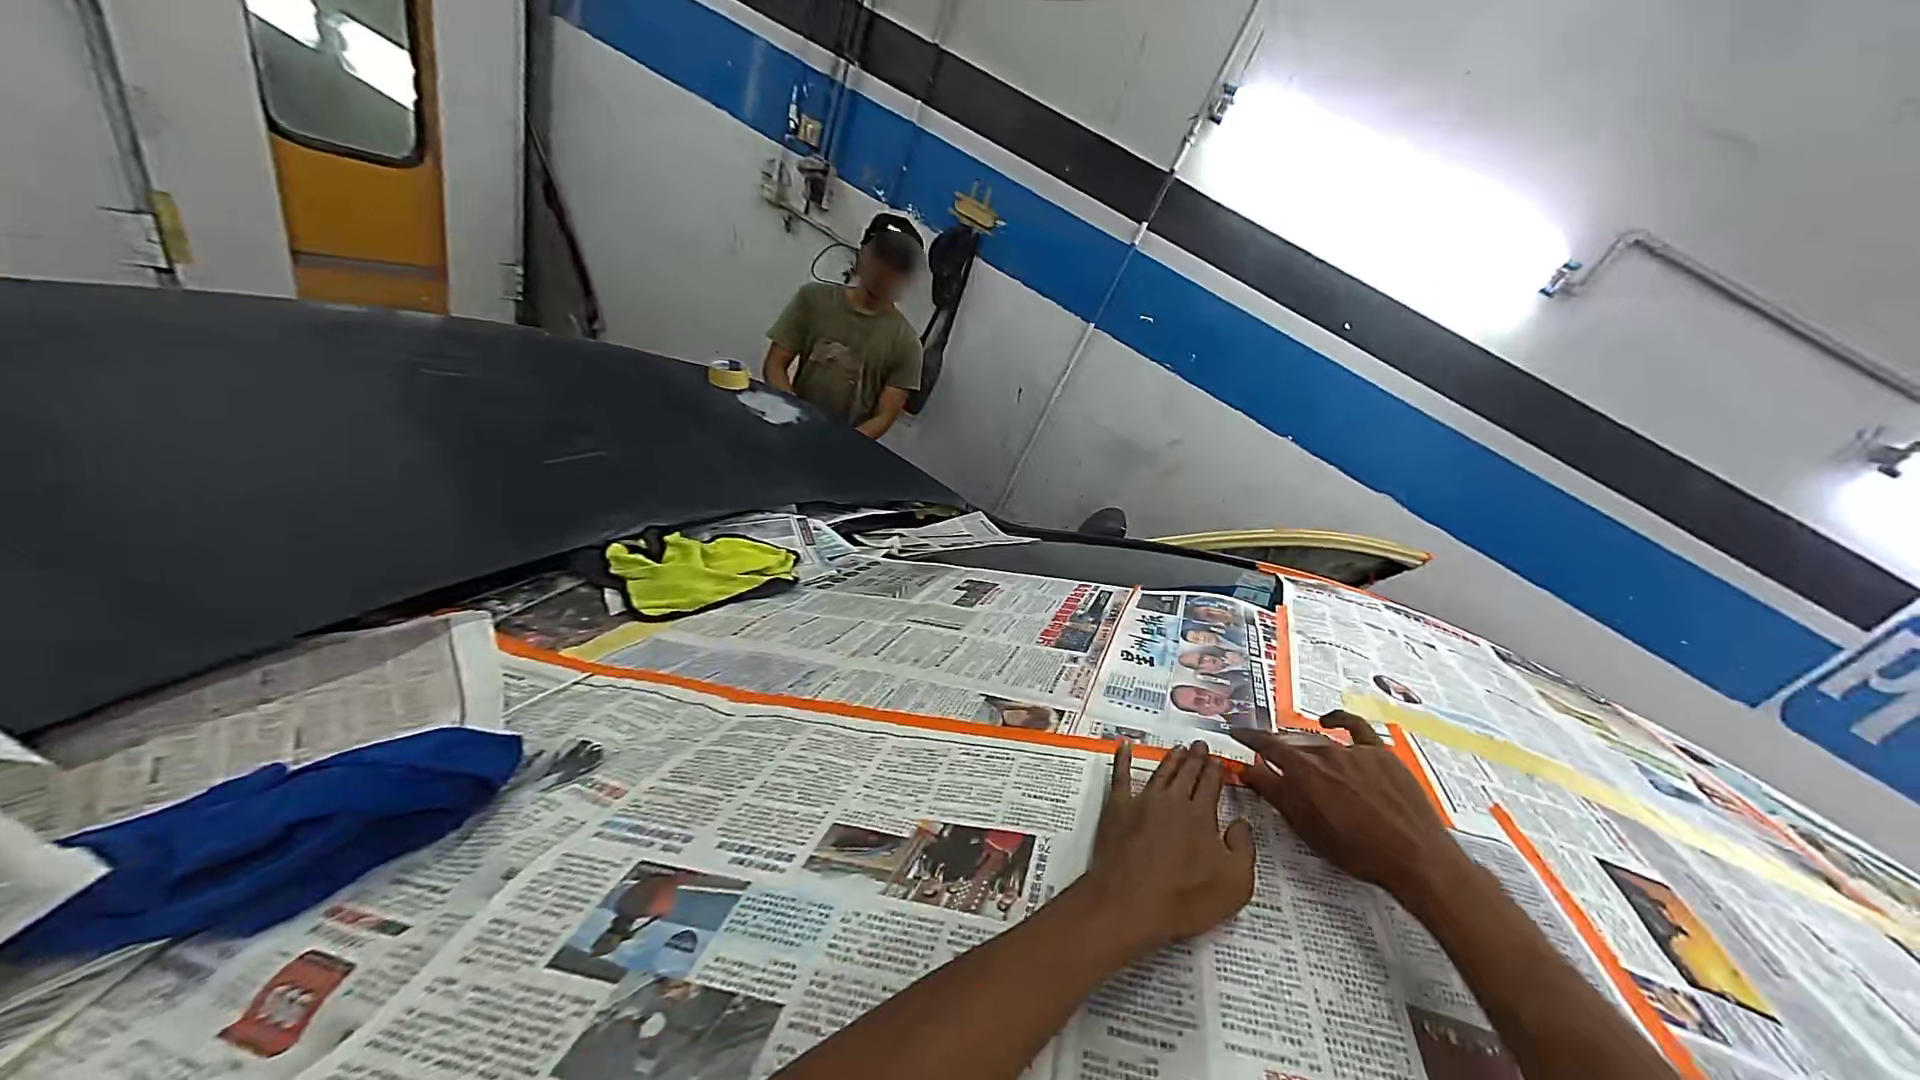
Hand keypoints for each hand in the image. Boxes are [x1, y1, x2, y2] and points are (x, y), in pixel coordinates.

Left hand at [1080, 741, 1253, 952]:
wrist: (1130, 902)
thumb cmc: (1185, 899)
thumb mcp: (1234, 884)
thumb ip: (1243, 849)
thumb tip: (1242, 823)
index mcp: (1201, 816)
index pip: (1211, 786)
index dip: (1215, 772)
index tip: (1218, 761)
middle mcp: (1172, 801)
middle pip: (1187, 774)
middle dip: (1196, 758)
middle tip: (1199, 745)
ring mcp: (1142, 801)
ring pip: (1161, 772)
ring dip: (1171, 759)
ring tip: (1179, 749)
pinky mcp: (1117, 808)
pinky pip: (1120, 776)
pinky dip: (1122, 759)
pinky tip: (1124, 746)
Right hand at [1232, 712, 1458, 893]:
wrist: (1415, 857)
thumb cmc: (1358, 851)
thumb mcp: (1305, 827)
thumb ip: (1274, 793)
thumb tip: (1248, 770)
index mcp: (1300, 772)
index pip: (1265, 746)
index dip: (1248, 738)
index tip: (1237, 733)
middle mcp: (1323, 755)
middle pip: (1291, 744)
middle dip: (1277, 751)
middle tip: (1272, 761)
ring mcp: (1352, 752)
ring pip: (1319, 742)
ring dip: (1307, 749)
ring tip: (1306, 762)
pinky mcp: (1379, 753)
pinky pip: (1355, 727)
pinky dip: (1339, 719)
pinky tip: (1329, 720)